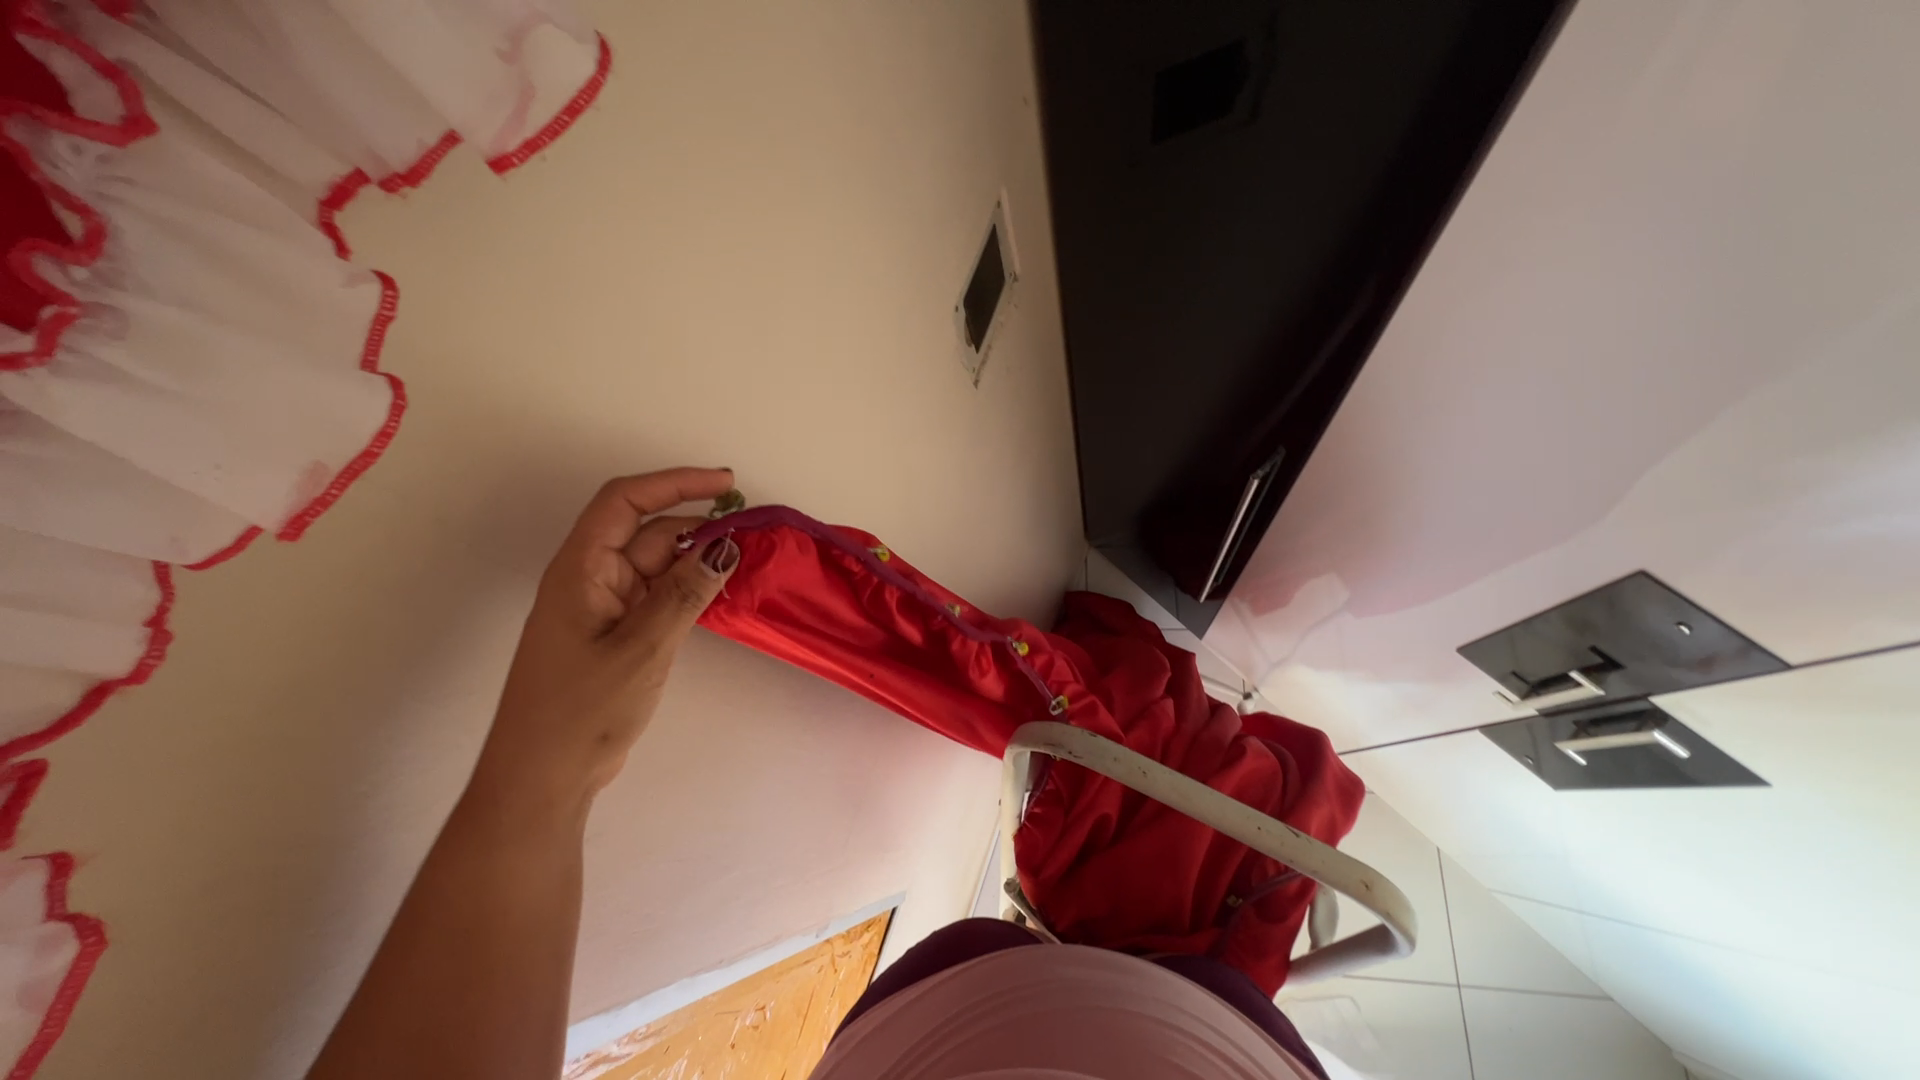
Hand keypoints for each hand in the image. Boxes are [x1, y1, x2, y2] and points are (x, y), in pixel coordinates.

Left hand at [470, 468, 741, 819]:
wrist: (543, 776)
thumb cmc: (581, 710)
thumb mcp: (642, 648)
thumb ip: (686, 593)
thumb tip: (725, 545)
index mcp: (581, 569)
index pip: (625, 502)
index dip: (674, 483)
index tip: (725, 483)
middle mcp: (591, 578)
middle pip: (647, 532)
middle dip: (697, 525)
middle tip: (750, 534)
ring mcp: (604, 606)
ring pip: (657, 565)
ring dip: (696, 559)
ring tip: (745, 561)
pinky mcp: (617, 632)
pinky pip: (658, 595)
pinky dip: (688, 589)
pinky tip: (720, 593)